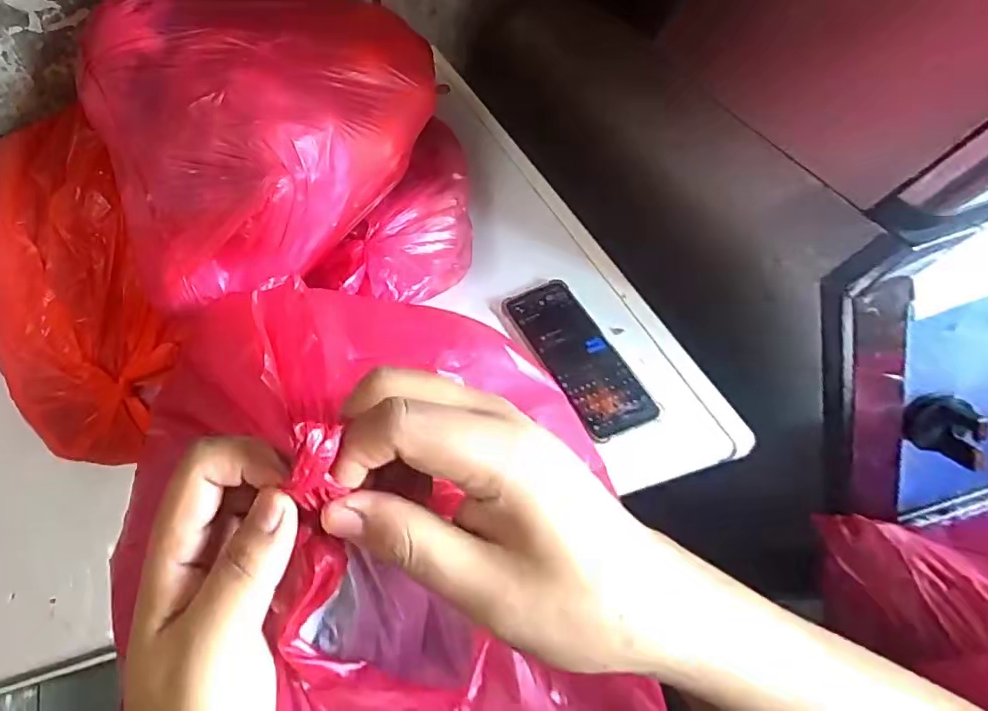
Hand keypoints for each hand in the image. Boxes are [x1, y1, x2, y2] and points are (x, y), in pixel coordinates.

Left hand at [124, 438, 297, 710]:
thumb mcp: (212, 642)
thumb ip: (243, 568)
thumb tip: (281, 495)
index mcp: (173, 545)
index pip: (203, 466)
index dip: (246, 459)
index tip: (294, 487)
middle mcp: (197, 543)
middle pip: (232, 477)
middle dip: (276, 477)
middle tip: (321, 503)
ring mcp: (224, 567)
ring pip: (257, 507)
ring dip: (293, 508)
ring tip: (326, 528)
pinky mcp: (252, 592)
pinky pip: (276, 544)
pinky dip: (300, 540)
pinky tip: (320, 558)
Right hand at [318, 367, 697, 676]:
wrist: (655, 600)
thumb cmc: (578, 604)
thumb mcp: (487, 592)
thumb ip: (406, 541)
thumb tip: (332, 509)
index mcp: (497, 448)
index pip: (395, 417)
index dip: (351, 454)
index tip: (339, 504)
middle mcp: (492, 410)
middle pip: (391, 383)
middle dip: (352, 430)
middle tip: (348, 492)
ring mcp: (494, 409)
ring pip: (403, 388)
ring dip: (372, 432)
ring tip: (378, 497)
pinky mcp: (494, 422)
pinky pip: (424, 405)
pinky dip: (396, 436)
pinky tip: (408, 488)